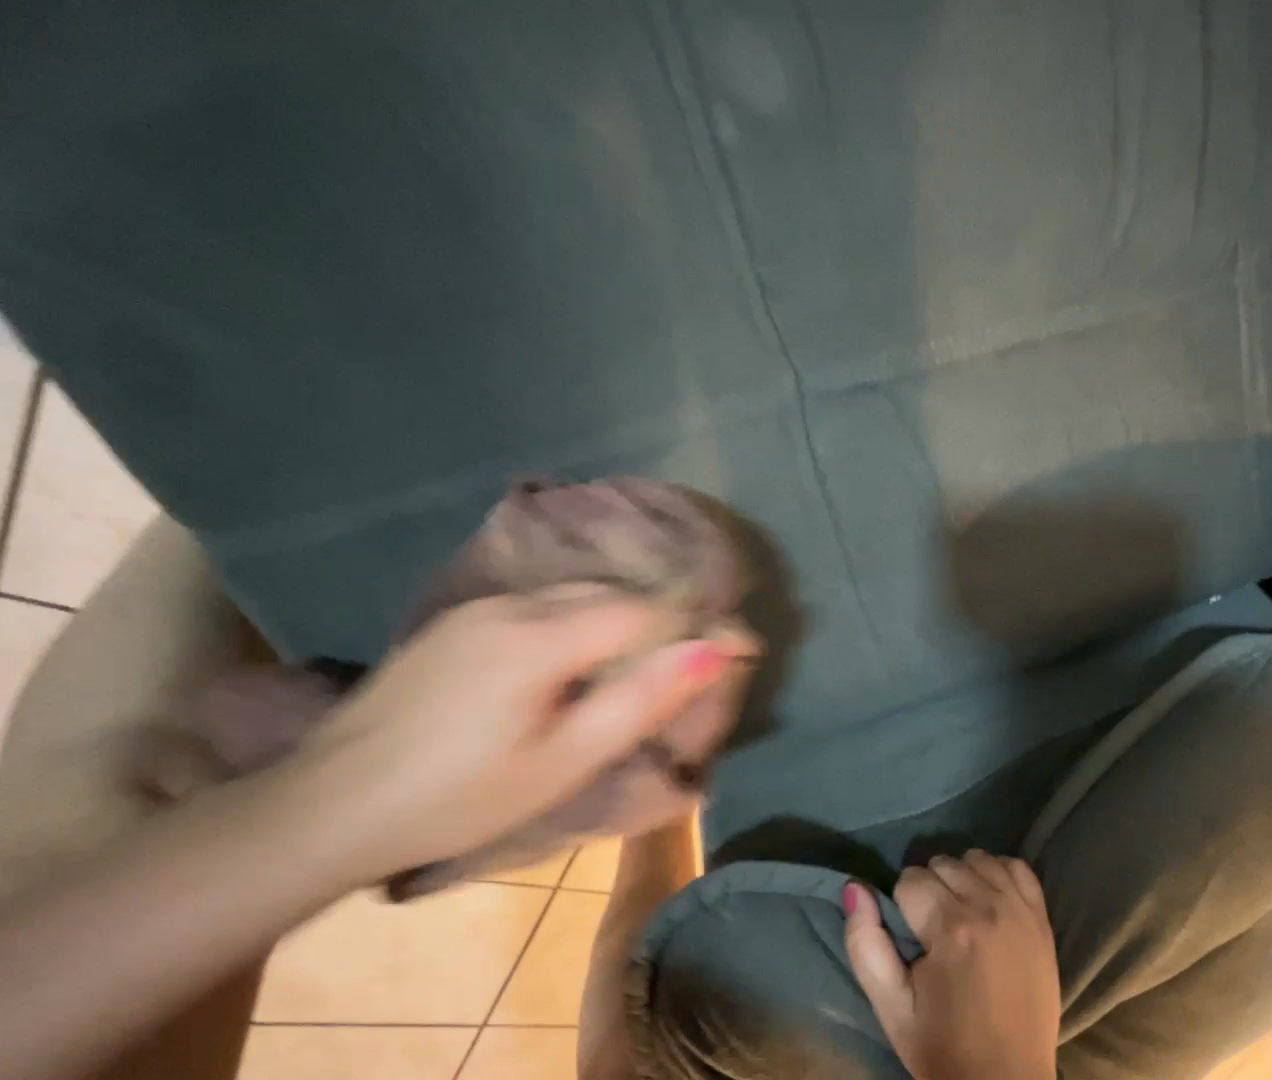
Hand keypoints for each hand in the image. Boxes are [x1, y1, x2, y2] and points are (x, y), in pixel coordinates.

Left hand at [282, 585, 752, 882]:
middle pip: (612, 596)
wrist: (325, 811)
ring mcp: (476, 609)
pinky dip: (579, 627)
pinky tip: (575, 669)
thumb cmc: (458, 799)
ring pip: (575, 598)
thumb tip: (714, 650)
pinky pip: (540, 608)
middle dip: (661, 623)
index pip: (645, 609)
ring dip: (620, 624)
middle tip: (693, 669)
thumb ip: (641, 701)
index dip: (696, 626)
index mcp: (540, 636)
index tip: (741, 648)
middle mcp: (511, 603)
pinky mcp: (455, 625)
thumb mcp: (563, 762)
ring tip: (642, 671)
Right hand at [844, 851, 1060, 1079]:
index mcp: (951, 929)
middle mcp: (989, 907)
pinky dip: (998, 874)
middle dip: (929, 890)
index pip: (910, 879)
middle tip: (931, 931)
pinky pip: (1016, 867)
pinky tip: (988, 901)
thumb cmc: (943, 1046)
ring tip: (958, 916)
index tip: (911, 938)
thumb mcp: (890, 1005)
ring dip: (961, 879)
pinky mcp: (1042, 917)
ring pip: (978, 859)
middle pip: (943, 864)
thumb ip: (865, 943)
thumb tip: (853, 887)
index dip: (902, 907)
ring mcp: (1020, 908)